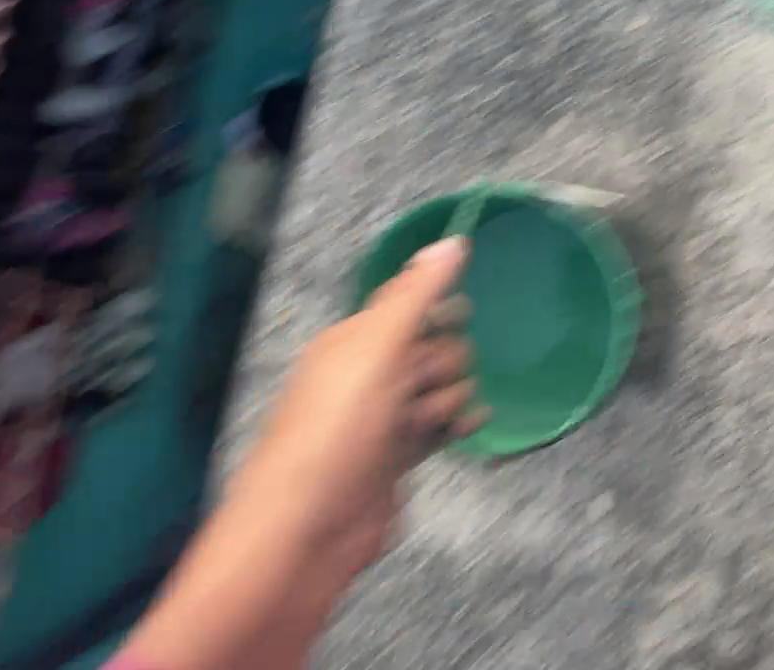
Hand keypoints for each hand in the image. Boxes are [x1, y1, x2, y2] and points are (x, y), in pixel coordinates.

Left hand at [230, 236, 489, 573]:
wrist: (307, 533)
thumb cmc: (337, 430)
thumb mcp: (375, 350)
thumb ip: (417, 295)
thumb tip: (453, 240)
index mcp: (356, 341)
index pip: (414, 305)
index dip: (440, 310)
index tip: (457, 319)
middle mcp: (371, 373)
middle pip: (438, 346)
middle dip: (444, 364)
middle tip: (419, 387)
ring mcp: (387, 416)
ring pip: (445, 386)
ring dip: (448, 400)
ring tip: (425, 423)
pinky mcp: (402, 454)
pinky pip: (445, 424)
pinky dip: (459, 424)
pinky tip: (466, 429)